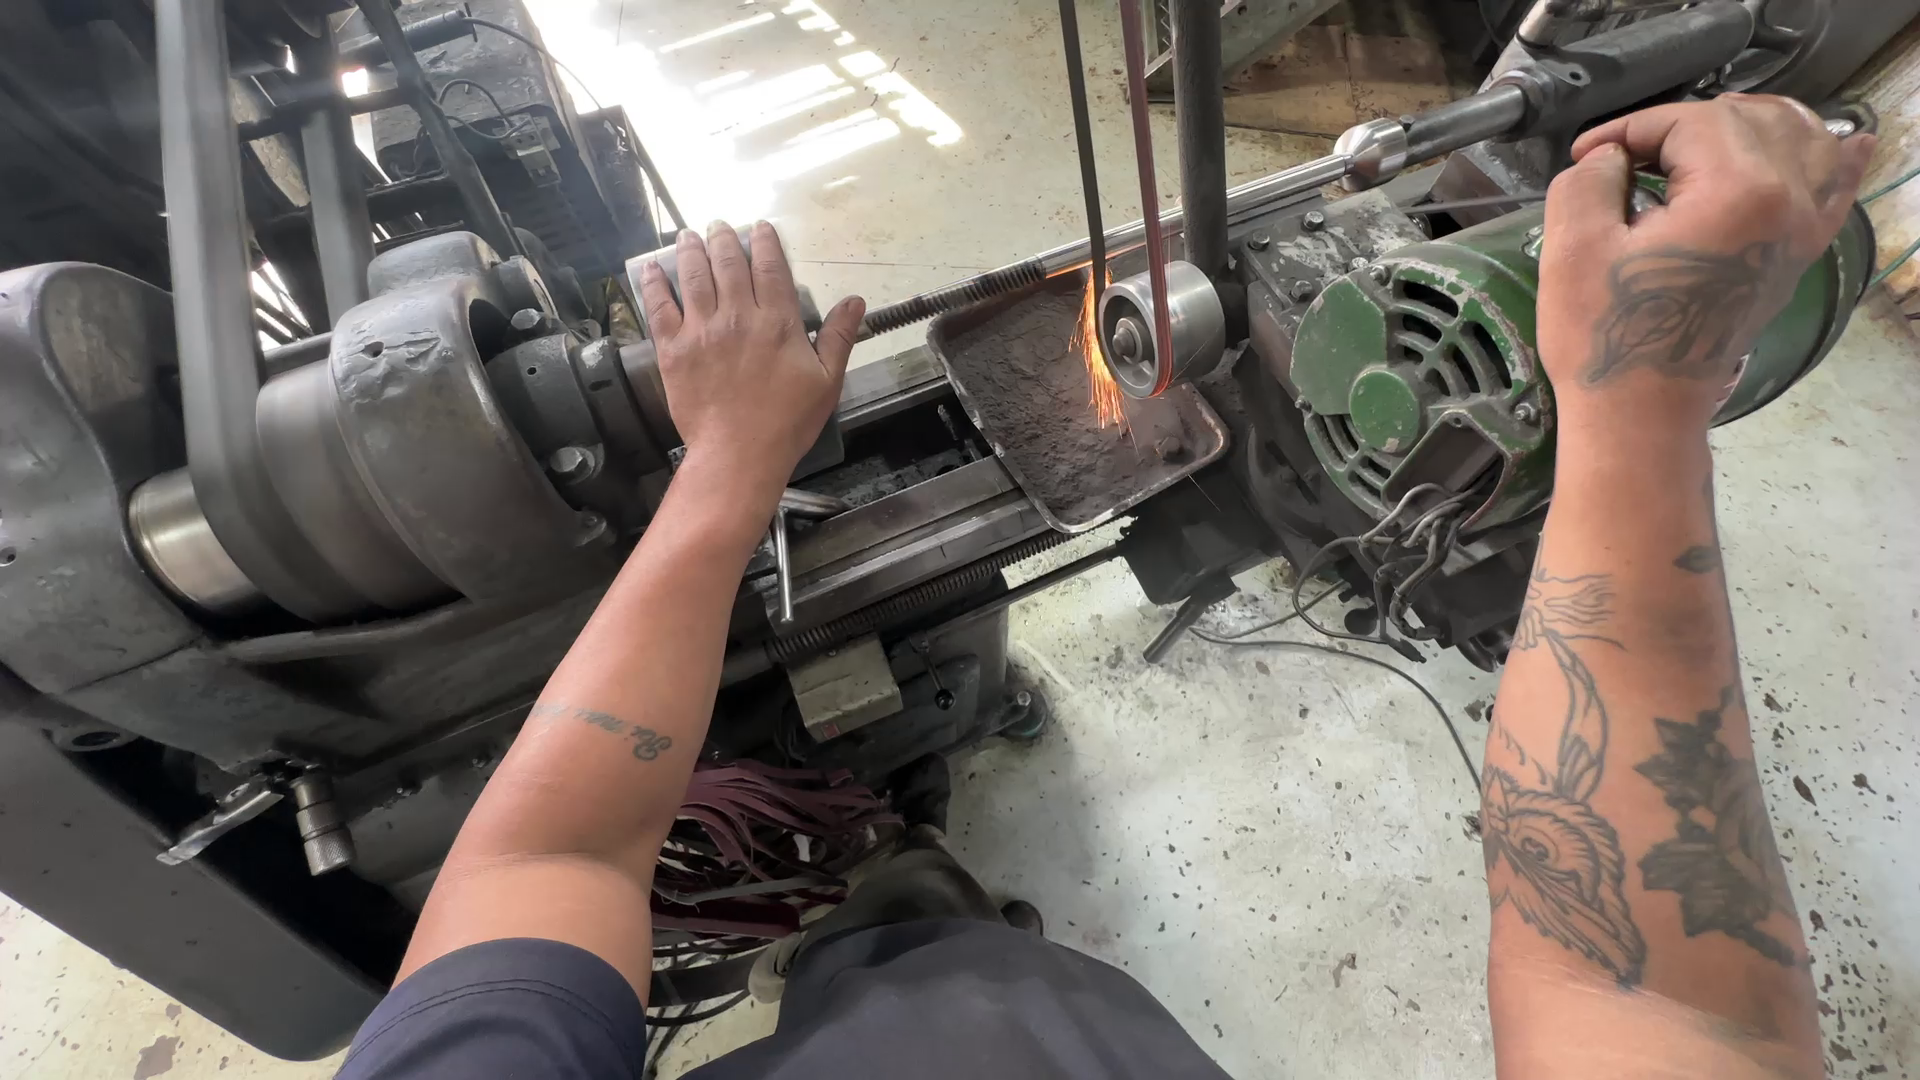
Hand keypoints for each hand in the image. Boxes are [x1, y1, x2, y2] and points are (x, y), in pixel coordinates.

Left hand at [637, 221, 864, 507]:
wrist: (739, 453)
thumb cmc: (788, 422)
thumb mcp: (827, 382)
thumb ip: (838, 337)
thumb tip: (855, 301)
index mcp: (778, 322)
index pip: (770, 267)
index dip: (765, 243)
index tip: (760, 228)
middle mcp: (738, 316)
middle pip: (728, 264)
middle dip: (723, 239)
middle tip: (718, 225)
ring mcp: (701, 330)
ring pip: (693, 276)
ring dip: (690, 250)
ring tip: (688, 235)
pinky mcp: (673, 349)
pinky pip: (659, 307)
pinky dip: (654, 283)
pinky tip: (651, 267)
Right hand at [1538, 95, 1873, 431]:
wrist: (1639, 404)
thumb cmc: (1603, 333)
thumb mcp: (1570, 253)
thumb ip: (1585, 186)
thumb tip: (1604, 162)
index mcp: (1736, 190)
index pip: (1691, 122)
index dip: (1629, 129)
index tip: (1584, 155)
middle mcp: (1791, 196)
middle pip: (1745, 120)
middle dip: (1676, 128)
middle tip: (1620, 160)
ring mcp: (1805, 224)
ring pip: (1799, 135)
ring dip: (1739, 129)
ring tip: (1685, 151)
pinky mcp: (1798, 251)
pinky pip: (1836, 177)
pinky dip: (1817, 153)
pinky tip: (1801, 152)